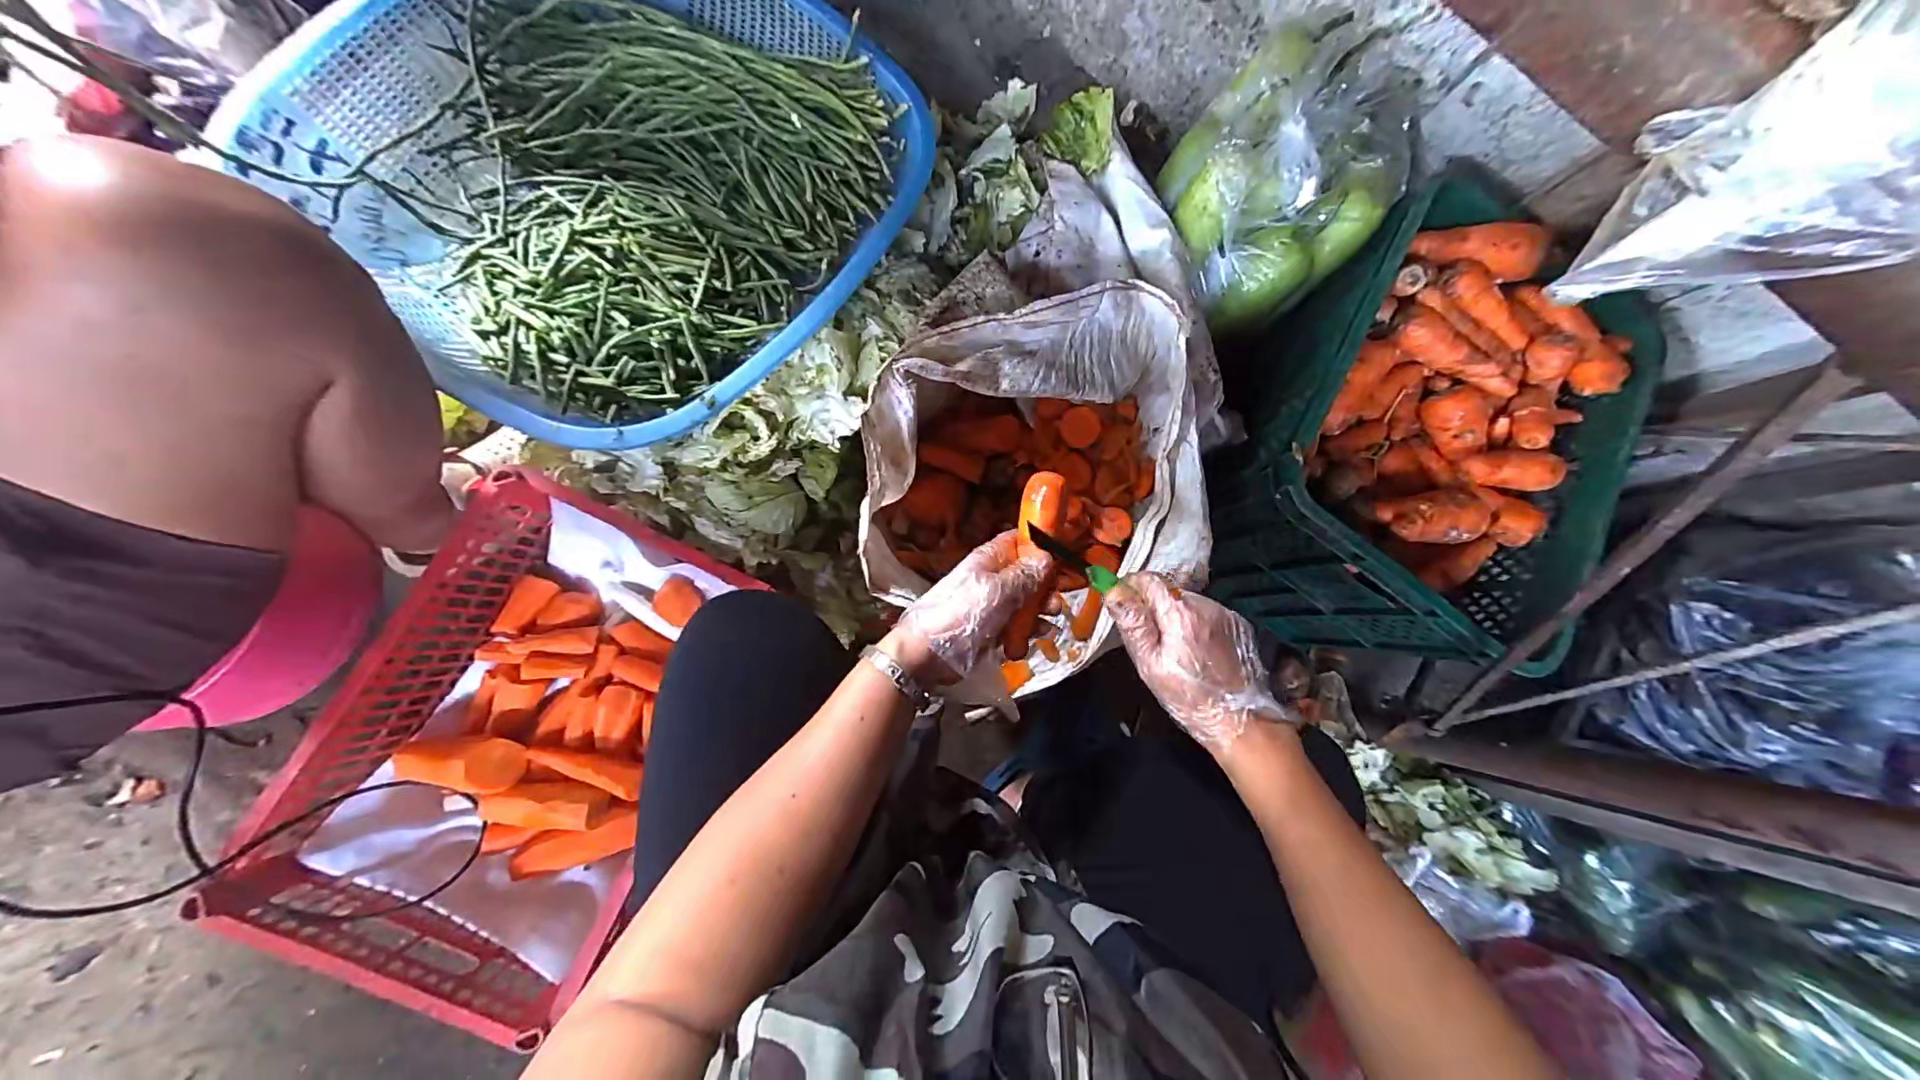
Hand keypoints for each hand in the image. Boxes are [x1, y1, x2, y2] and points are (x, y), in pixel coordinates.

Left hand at [895, 531, 1050, 679]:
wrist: (929, 653)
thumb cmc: (962, 613)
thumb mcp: (997, 590)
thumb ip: (1024, 575)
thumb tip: (1047, 555)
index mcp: (990, 559)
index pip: (1018, 540)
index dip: (1040, 543)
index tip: (1063, 553)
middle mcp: (993, 578)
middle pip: (1027, 573)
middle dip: (1046, 583)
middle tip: (1056, 596)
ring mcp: (993, 604)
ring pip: (1026, 600)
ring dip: (1042, 607)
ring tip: (1052, 614)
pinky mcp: (993, 629)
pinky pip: (1019, 624)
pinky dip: (1031, 628)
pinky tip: (1042, 632)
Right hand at [1105, 572, 1293, 751]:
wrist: (1240, 720)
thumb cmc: (1188, 697)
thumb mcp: (1150, 664)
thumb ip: (1133, 624)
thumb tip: (1115, 592)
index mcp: (1180, 614)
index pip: (1149, 579)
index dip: (1131, 587)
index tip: (1123, 604)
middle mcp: (1206, 606)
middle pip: (1169, 590)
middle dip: (1153, 606)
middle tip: (1147, 637)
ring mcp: (1225, 614)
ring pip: (1187, 602)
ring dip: (1175, 615)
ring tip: (1173, 648)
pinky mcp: (1238, 625)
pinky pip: (1207, 614)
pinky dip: (1195, 624)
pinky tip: (1195, 651)